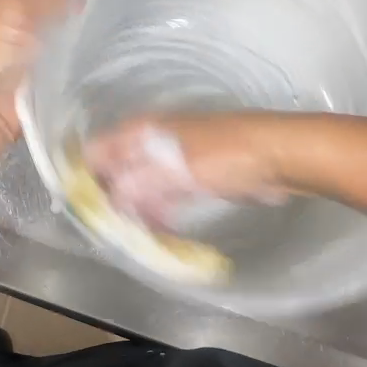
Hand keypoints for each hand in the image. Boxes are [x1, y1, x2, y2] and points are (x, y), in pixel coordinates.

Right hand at [81, 114, 295, 231]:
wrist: (280, 154)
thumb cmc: (225, 156)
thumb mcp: (174, 173)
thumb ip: (136, 188)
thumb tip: (110, 203)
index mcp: (142, 130)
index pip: (97, 150)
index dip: (86, 177)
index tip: (86, 206)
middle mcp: (153, 139)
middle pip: (118, 169)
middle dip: (112, 199)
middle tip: (111, 228)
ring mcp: (175, 156)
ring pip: (142, 184)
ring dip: (137, 210)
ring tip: (136, 235)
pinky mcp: (196, 173)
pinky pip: (166, 194)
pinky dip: (160, 212)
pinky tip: (162, 231)